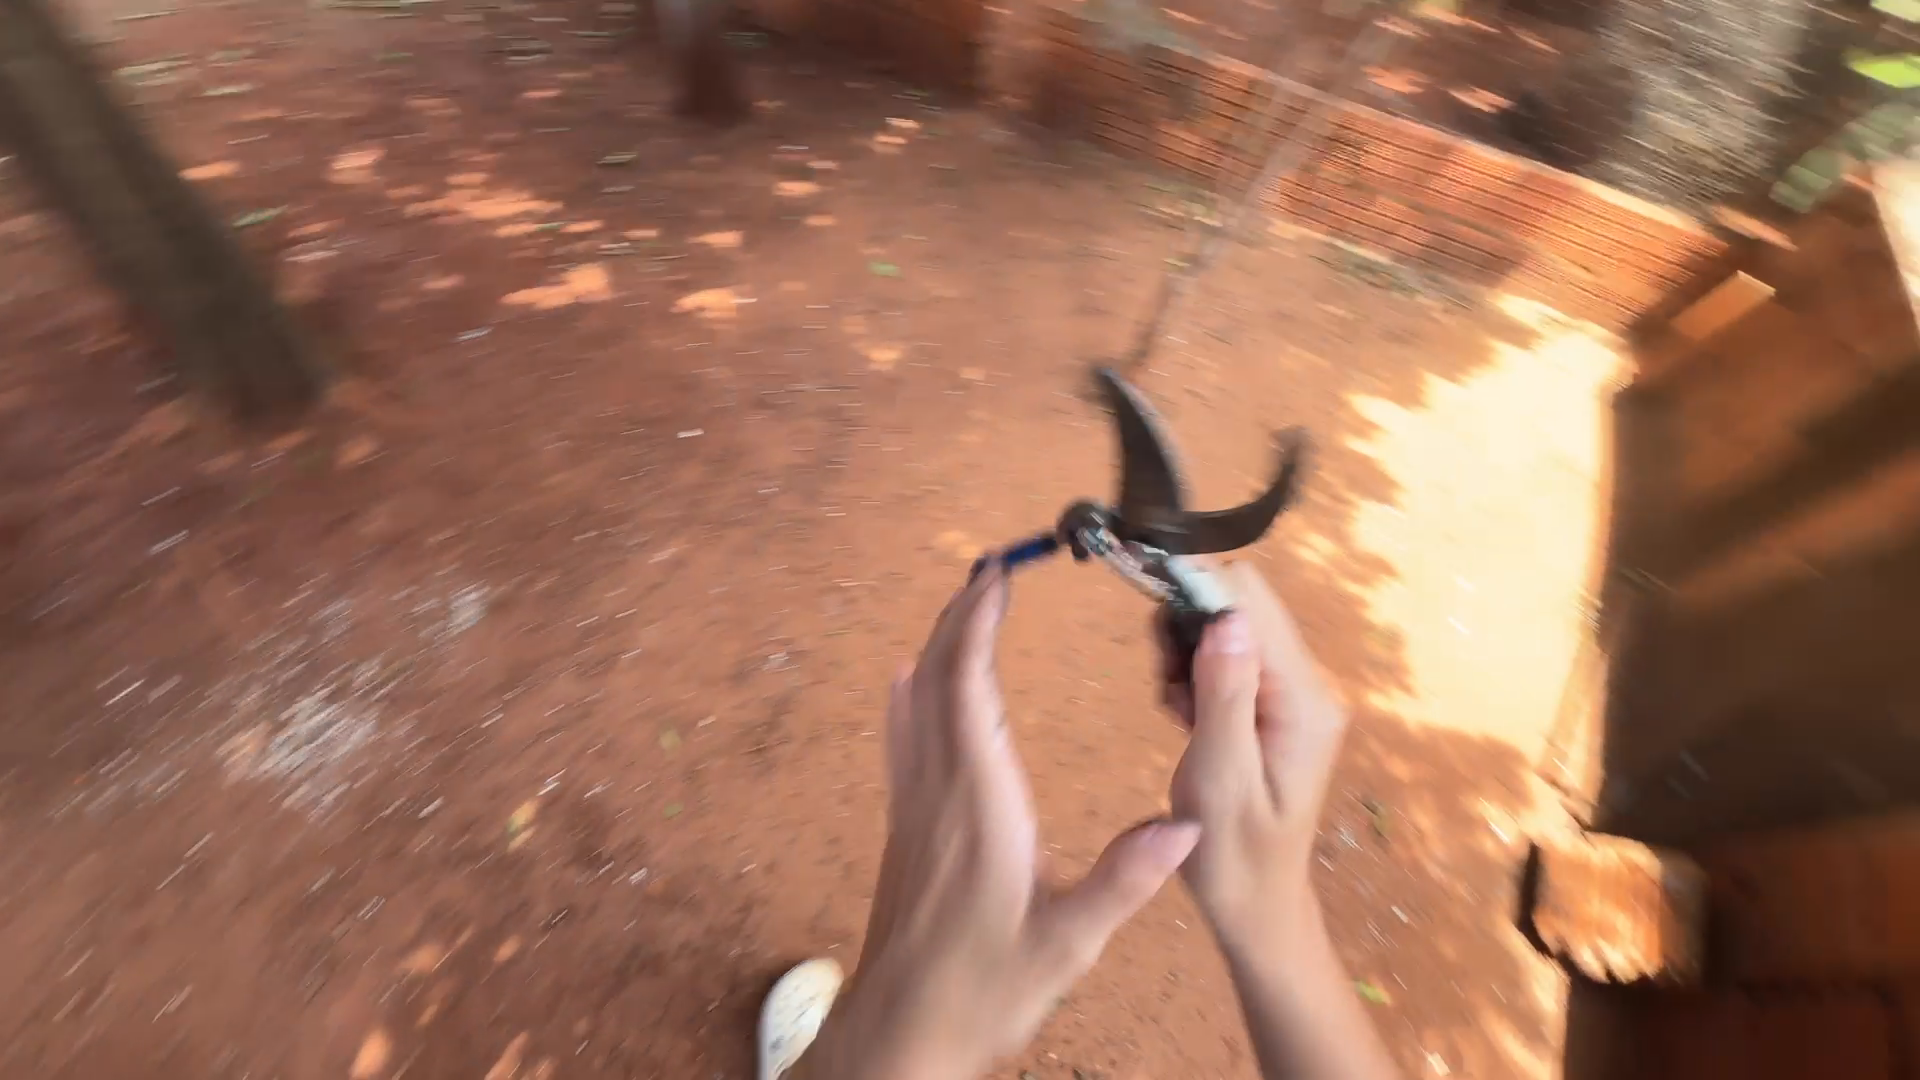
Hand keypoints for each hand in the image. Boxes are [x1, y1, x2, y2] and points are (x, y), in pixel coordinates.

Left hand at [798, 565, 1201, 1079]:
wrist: (901, 1031)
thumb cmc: (983, 988)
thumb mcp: (1068, 944)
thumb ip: (1124, 881)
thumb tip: (1187, 826)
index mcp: (981, 801)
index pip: (969, 689)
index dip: (977, 626)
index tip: (995, 580)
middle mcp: (938, 785)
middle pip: (938, 677)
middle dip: (960, 618)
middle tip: (989, 572)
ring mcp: (914, 799)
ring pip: (915, 699)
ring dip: (938, 644)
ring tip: (963, 605)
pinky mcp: (904, 818)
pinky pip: (901, 735)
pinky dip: (908, 692)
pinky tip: (907, 675)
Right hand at [1162, 563, 1348, 954]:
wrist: (1254, 900)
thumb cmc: (1233, 854)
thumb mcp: (1222, 778)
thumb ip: (1226, 694)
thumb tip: (1226, 616)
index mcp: (1302, 698)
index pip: (1250, 600)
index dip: (1194, 586)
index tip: (1146, 600)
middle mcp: (1306, 680)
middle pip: (1237, 602)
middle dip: (1186, 625)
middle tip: (1166, 687)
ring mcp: (1290, 688)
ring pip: (1224, 623)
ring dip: (1184, 651)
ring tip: (1176, 707)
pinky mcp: (1271, 697)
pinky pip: (1223, 653)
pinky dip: (1191, 670)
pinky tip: (1186, 713)